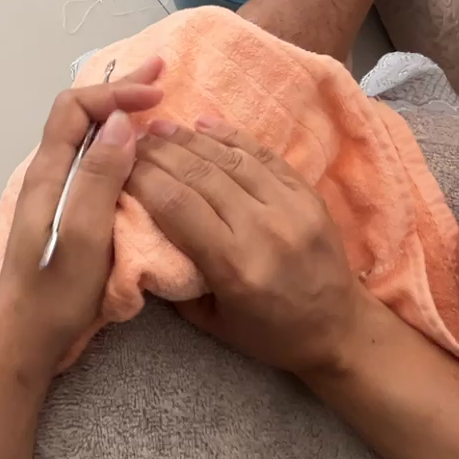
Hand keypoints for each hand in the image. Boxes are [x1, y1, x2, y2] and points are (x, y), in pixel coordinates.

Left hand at [0, 58, 164, 375]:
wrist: (25, 344)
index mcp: (48, 174)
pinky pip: (93, 162)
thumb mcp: (83, 236)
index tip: (156, 97)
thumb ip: (99, 177)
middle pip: (80, 115)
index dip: (115, 94)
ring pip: (87, 137)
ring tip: (156, 103)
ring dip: (119, 114)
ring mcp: (56, 195)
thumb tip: (120, 122)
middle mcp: (48, 176)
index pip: (76, 108)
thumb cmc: (54, 296)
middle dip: (120, 90)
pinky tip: (140, 153)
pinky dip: (119, 144)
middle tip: (161, 73)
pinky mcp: (67, 214)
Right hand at [128, 115, 380, 376]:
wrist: (339, 330)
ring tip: (158, 127)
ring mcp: (291, 206)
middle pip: (199, 175)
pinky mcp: (308, 194)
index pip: (177, 205)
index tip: (119, 164)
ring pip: (230, 159)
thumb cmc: (269, 333)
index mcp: (236, 266)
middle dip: (159, 153)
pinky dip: (230, 137)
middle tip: (131, 140)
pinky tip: (204, 125)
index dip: (143, 178)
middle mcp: (264, 229)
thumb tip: (142, 233)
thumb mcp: (211, 321)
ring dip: (189, 139)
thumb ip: (176, 277)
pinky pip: (263, 155)